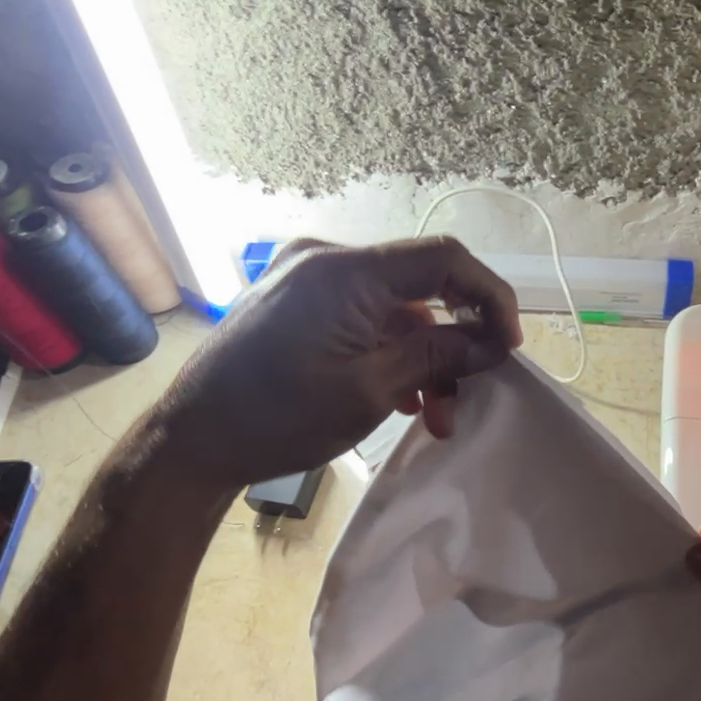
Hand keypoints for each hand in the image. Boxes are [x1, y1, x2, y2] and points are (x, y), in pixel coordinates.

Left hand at [146, 237, 521, 491]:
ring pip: (395, 310)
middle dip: (453, 345)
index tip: (508, 345)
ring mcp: (308, 278)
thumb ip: (439, 355)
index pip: (444, 257)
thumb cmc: (280, 418)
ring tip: (431, 415)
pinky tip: (400, 396)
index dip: (489, 296)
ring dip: (423, 360)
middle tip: (465, 400)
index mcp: (345, 271)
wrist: (193, 442)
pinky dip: (391, 354)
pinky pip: (365, 318)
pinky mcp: (298, 302)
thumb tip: (493, 341)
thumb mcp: (372, 390)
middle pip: (420, 288)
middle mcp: (326, 259)